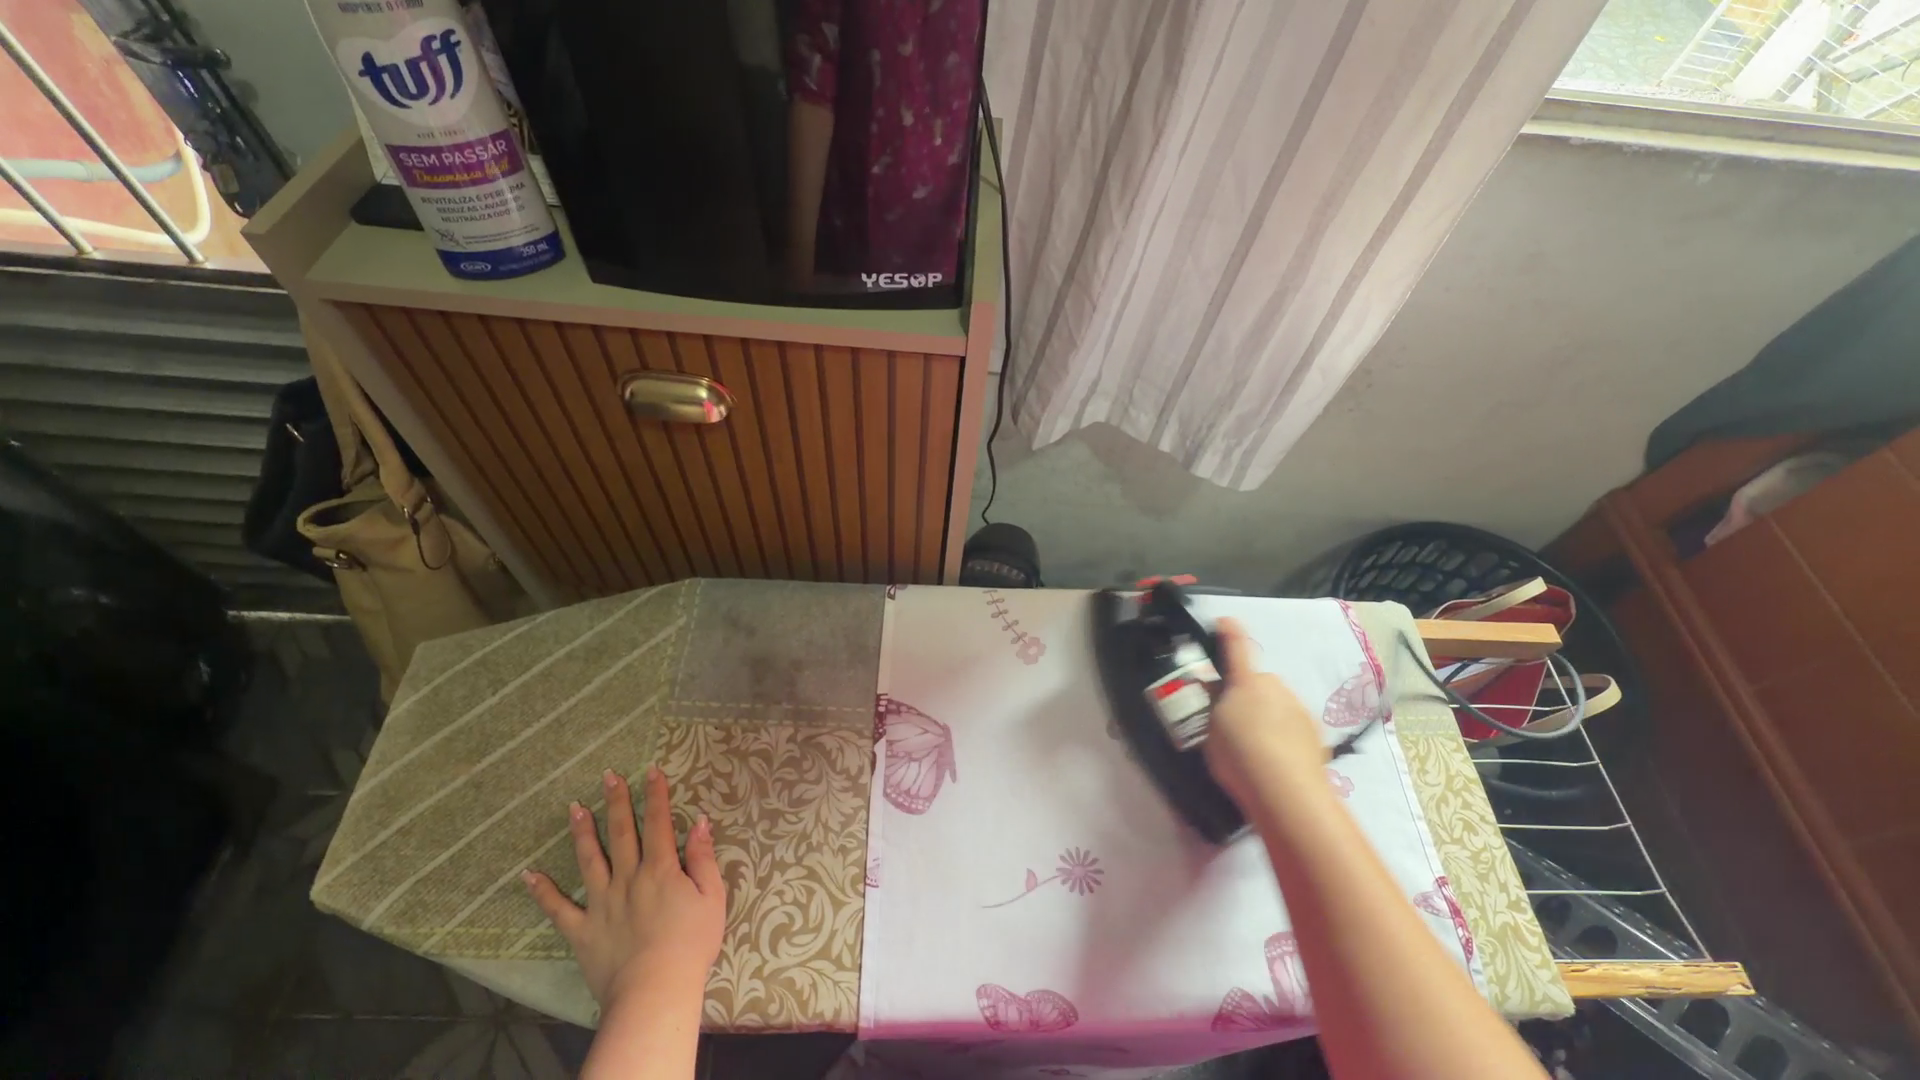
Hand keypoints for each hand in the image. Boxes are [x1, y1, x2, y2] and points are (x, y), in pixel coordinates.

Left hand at [522, 766, 725, 1011]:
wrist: (655, 989)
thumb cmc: (691, 944)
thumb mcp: (712, 898)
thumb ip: (703, 859)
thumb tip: (700, 822)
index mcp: (660, 869)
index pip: (658, 823)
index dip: (655, 795)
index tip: (650, 771)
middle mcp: (628, 878)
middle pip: (621, 833)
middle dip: (616, 802)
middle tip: (608, 776)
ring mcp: (601, 903)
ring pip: (590, 860)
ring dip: (582, 832)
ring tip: (575, 808)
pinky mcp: (582, 930)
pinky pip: (558, 908)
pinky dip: (543, 891)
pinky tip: (528, 874)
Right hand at [1203, 617, 1326, 811]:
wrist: (1285, 790)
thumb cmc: (1238, 756)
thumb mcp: (1210, 730)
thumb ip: (1214, 708)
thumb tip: (1217, 694)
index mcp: (1245, 682)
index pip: (1236, 647)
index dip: (1229, 631)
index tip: (1225, 620)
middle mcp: (1275, 687)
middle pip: (1258, 682)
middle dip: (1248, 693)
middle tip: (1233, 720)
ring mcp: (1299, 708)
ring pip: (1278, 703)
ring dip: (1268, 714)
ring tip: (1257, 745)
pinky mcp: (1315, 732)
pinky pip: (1293, 724)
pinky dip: (1284, 733)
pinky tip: (1277, 757)